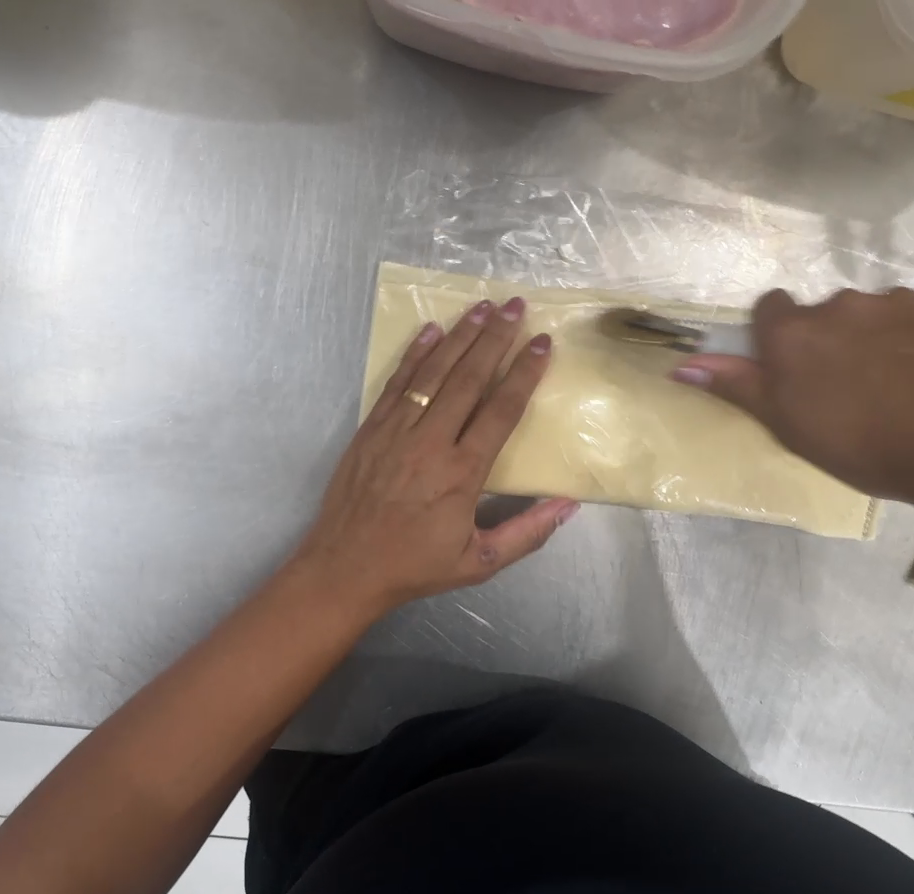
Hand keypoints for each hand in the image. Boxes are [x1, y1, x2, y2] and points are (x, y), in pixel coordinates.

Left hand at [289, 297, 578, 615]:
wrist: (345, 567)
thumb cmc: (414, 566)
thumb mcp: (478, 562)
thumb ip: (525, 533)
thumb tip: (568, 506)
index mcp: (462, 473)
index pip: (500, 411)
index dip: (523, 373)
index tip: (541, 343)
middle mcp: (430, 443)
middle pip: (468, 379)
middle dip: (495, 339)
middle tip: (516, 305)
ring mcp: (395, 432)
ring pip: (432, 374)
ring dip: (459, 337)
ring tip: (482, 307)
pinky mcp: (369, 431)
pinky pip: (396, 384)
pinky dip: (414, 355)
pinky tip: (430, 331)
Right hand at [670, 289, 913, 502]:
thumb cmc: (868, 446)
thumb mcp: (789, 426)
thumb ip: (739, 388)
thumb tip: (683, 364)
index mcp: (796, 334)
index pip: (770, 308)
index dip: (776, 335)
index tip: (791, 368)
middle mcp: (844, 304)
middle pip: (824, 312)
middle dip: (829, 339)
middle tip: (846, 388)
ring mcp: (904, 301)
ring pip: (875, 313)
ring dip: (876, 338)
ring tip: (899, 385)